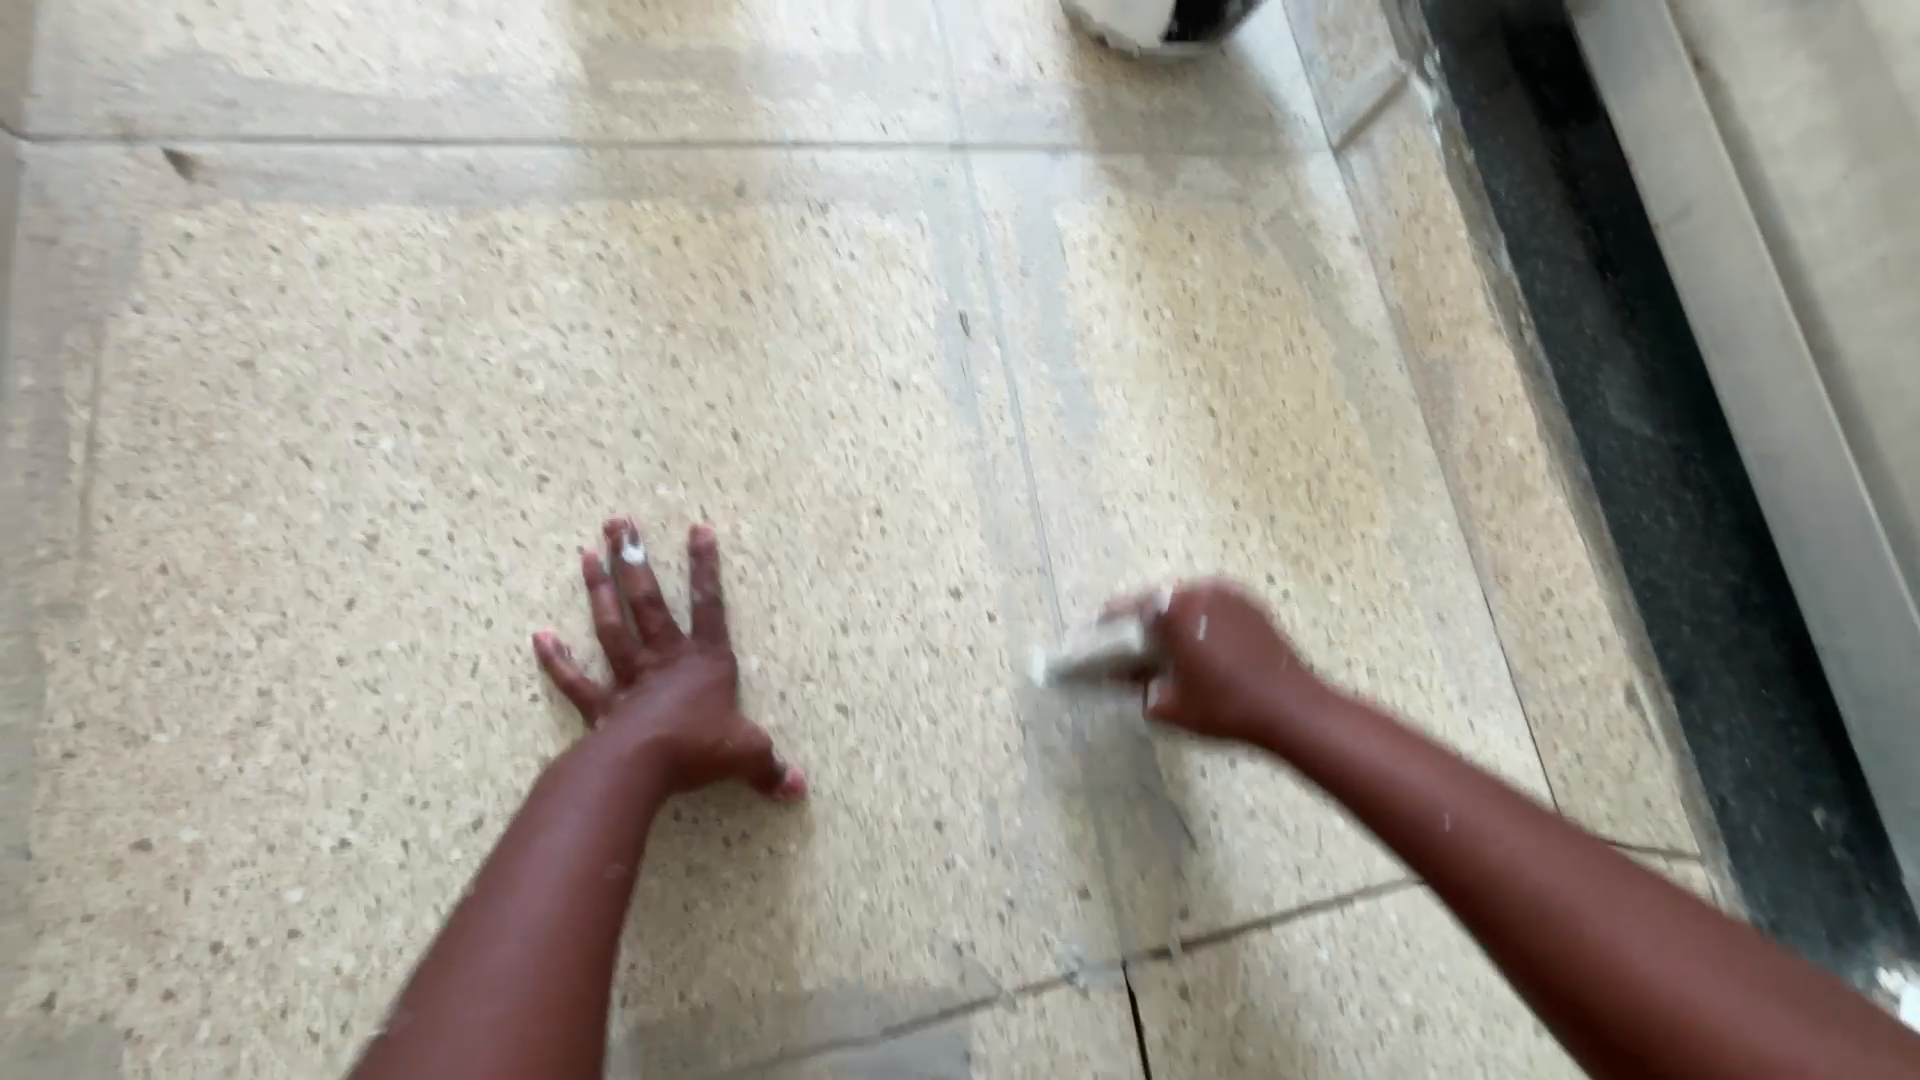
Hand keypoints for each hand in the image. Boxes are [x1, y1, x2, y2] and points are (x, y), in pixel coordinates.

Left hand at [532, 517, 805, 801]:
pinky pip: (576, 681)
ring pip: (612, 627)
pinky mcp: (602, 706)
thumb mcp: (747, 754)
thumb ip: (770, 766)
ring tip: (586, 555)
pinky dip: (557, 660)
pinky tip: (539, 636)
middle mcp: (665, 659)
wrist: (641, 768)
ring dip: (599, 592)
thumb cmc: (699, 750)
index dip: (706, 568)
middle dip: (635, 561)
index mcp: (705, 661)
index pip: (710, 605)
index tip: (698, 529)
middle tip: (619, 524)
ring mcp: (629, 679)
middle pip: (649, 601)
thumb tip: (798, 788)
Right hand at [1107, 579, 1327, 746]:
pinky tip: (1196, 643)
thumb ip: (1139, 687)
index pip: (1129, 607)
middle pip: (1158, 599)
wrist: (1294, 710)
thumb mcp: (1170, 706)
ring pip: (1187, 600)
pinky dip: (1198, 619)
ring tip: (1162, 642)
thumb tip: (1121, 676)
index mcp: (1175, 610)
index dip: (1109, 620)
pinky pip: (1212, 606)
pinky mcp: (1251, 605)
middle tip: (1128, 639)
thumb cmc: (1226, 707)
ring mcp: (1229, 595)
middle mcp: (1200, 591)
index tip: (1096, 630)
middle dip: (1141, 618)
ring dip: (1171, 617)